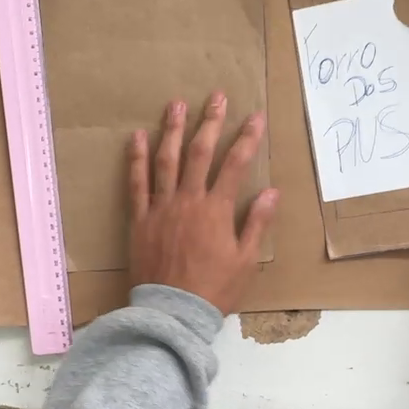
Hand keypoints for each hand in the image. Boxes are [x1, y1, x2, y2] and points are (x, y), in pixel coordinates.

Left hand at [128, 92, 278, 314]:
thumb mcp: (245, 261)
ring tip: (176, 105)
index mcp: (217, 210)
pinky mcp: (140, 220)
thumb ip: (257, 223)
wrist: (173, 312)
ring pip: (166, 160)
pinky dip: (136, 159)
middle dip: (210, 122)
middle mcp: (188, 201)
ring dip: (172, 130)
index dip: (247, 139)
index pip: (235, 165)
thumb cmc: (214, 290)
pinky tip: (137, 137)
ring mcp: (161, 208)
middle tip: (217, 96)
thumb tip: (272, 192)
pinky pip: (136, 184)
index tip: (256, 117)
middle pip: (200, 153)